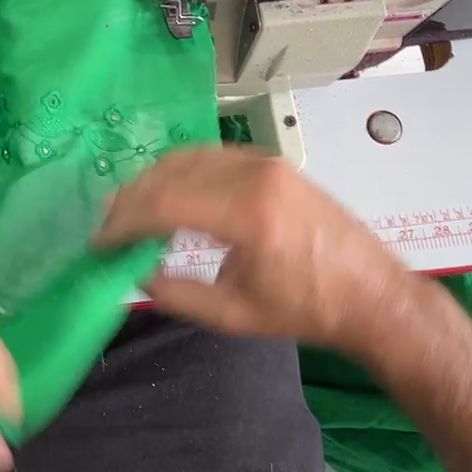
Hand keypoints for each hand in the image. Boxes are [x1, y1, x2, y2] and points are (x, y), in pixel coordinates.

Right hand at [94, 147, 434, 360]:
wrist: (372, 294)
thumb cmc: (305, 311)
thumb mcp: (233, 315)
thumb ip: (175, 294)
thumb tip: (134, 272)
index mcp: (247, 214)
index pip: (164, 203)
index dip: (123, 222)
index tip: (99, 243)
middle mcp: (254, 175)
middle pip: (170, 172)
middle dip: (130, 199)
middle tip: (107, 227)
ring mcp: (265, 162)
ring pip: (188, 157)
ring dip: (152, 181)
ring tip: (130, 210)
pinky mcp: (272, 162)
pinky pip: (211, 156)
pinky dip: (180, 172)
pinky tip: (168, 195)